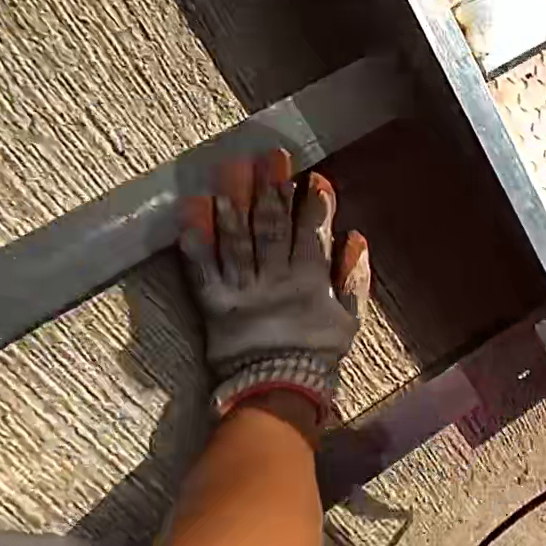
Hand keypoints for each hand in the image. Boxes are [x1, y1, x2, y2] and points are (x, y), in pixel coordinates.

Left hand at [178, 149, 369, 430]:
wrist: (279, 390)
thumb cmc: (318, 353)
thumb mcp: (348, 319)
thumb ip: (351, 278)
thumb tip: (355, 237)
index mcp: (309, 280)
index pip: (311, 233)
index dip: (313, 205)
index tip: (314, 178)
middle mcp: (273, 277)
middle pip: (271, 226)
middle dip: (272, 189)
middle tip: (271, 155)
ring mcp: (240, 288)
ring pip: (237, 238)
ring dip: (234, 201)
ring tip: (231, 168)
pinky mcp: (213, 301)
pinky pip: (202, 267)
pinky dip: (196, 238)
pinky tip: (190, 207)